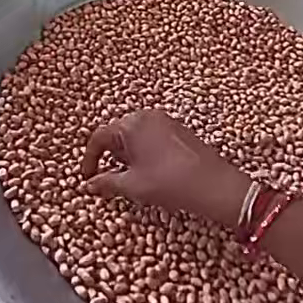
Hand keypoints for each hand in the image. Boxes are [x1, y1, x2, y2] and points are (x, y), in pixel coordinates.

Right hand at [80, 110, 252, 227]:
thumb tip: (88, 185)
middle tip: (109, 177)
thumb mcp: (133, 186)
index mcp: (131, 125)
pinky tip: (151, 170)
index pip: (100, 138)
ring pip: (136, 135)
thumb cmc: (170, 182)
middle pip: (117, 133)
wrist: (214, 185)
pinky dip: (144, 151)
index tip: (88, 177)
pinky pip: (152, 136)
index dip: (90, 159)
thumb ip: (106, 183)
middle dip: (110, 155)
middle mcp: (147, 116)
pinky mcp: (179, 130)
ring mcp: (166, 121)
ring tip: (131, 176)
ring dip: (128, 154)